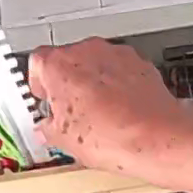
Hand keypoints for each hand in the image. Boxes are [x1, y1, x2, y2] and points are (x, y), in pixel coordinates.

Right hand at [28, 38, 192, 173]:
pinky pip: (122, 72)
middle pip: (68, 62)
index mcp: (58, 64)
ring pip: (97, 65)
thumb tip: (48, 130)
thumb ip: (48, 128)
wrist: (156, 137)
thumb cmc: (113, 135)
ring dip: (95, 85)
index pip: (37, 64)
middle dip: (68, 85)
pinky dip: (120, 87)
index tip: (43, 98)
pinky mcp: (141, 64)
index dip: (39, 84)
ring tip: (100, 116)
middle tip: (72, 112)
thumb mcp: (64, 141)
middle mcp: (87, 51)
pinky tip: (121, 112)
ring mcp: (116, 55)